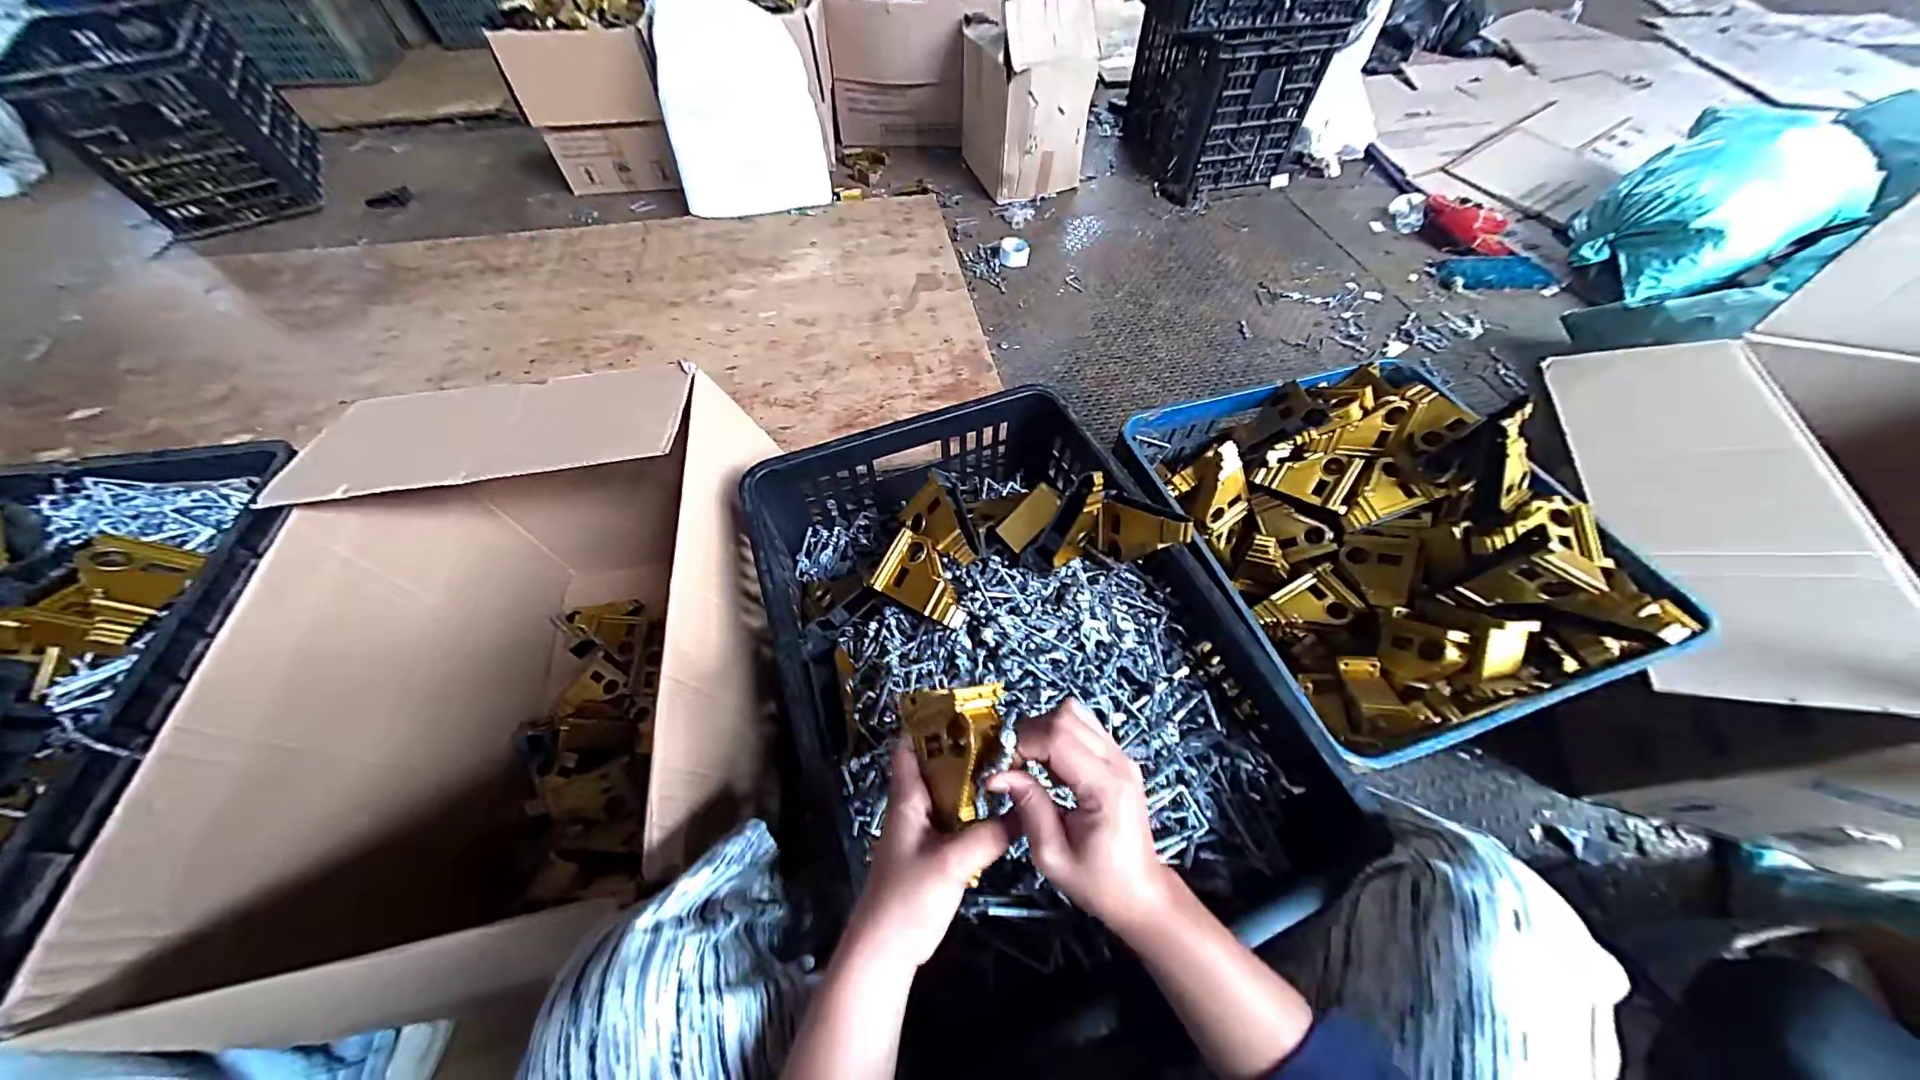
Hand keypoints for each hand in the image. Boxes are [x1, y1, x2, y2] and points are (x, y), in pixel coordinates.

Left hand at [843, 740, 1014, 968]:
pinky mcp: (933, 854)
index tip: (965, 711)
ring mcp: (922, 832)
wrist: (885, 952)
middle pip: (935, 767)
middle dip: (964, 751)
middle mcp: (912, 808)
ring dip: (971, 781)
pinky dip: (974, 810)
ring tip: (1006, 767)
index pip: (911, 748)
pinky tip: (998, 811)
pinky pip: (955, 820)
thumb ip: (989, 836)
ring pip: (947, 794)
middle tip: (1001, 738)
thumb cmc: (907, 898)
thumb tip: (1025, 812)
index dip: (931, 725)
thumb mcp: (952, 863)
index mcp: (907, 799)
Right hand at [985, 698, 1181, 936]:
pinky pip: (1083, 726)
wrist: (1140, 892)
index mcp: (1105, 786)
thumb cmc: (1097, 882)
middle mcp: (1118, 761)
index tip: (1003, 770)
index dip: (1022, 744)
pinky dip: (1058, 734)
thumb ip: (1029, 807)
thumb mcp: (1052, 855)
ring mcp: (1122, 756)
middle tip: (1012, 765)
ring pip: (1074, 713)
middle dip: (1029, 734)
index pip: (1057, 736)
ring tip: (1031, 763)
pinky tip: (1050, 764)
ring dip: (1043, 730)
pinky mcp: (1119, 757)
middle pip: (1065, 716)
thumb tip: (998, 775)